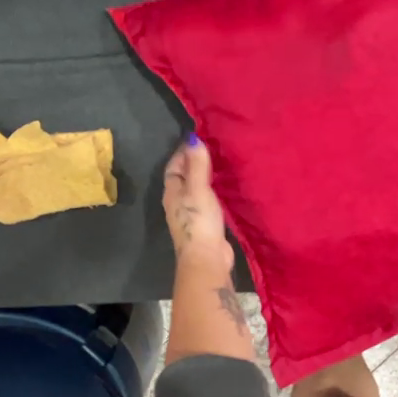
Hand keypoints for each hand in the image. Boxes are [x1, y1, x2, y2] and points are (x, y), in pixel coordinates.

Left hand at [163, 134, 233, 270]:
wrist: (206, 258)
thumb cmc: (199, 221)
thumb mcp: (198, 189)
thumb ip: (197, 165)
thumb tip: (193, 138)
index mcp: (172, 192)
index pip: (174, 166)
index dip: (184, 152)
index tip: (200, 139)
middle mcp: (178, 202)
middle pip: (184, 177)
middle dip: (195, 163)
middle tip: (214, 150)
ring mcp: (191, 215)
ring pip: (196, 189)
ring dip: (205, 178)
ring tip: (222, 165)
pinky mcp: (204, 224)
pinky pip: (207, 201)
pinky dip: (214, 192)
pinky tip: (225, 189)